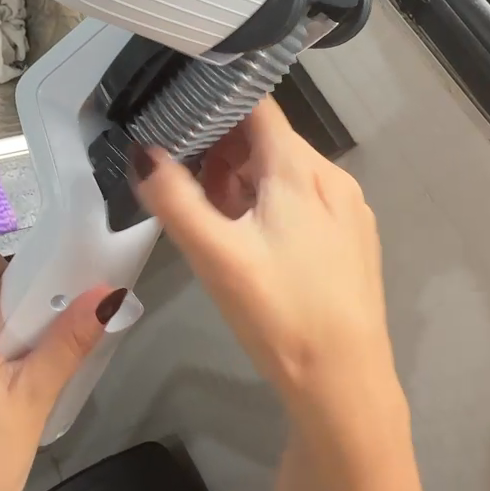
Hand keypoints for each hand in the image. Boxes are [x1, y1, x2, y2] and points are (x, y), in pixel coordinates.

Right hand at [132, 96, 395, 416]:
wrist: (345, 389)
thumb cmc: (280, 314)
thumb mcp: (214, 254)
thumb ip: (172, 196)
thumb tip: (141, 152)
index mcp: (301, 170)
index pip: (257, 104)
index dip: (214, 101)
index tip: (174, 111)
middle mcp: (331, 178)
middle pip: (264, 138)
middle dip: (220, 151)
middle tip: (186, 181)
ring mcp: (345, 209)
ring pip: (279, 168)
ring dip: (239, 179)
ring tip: (212, 216)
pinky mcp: (348, 237)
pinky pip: (298, 197)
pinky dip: (264, 201)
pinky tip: (247, 238)